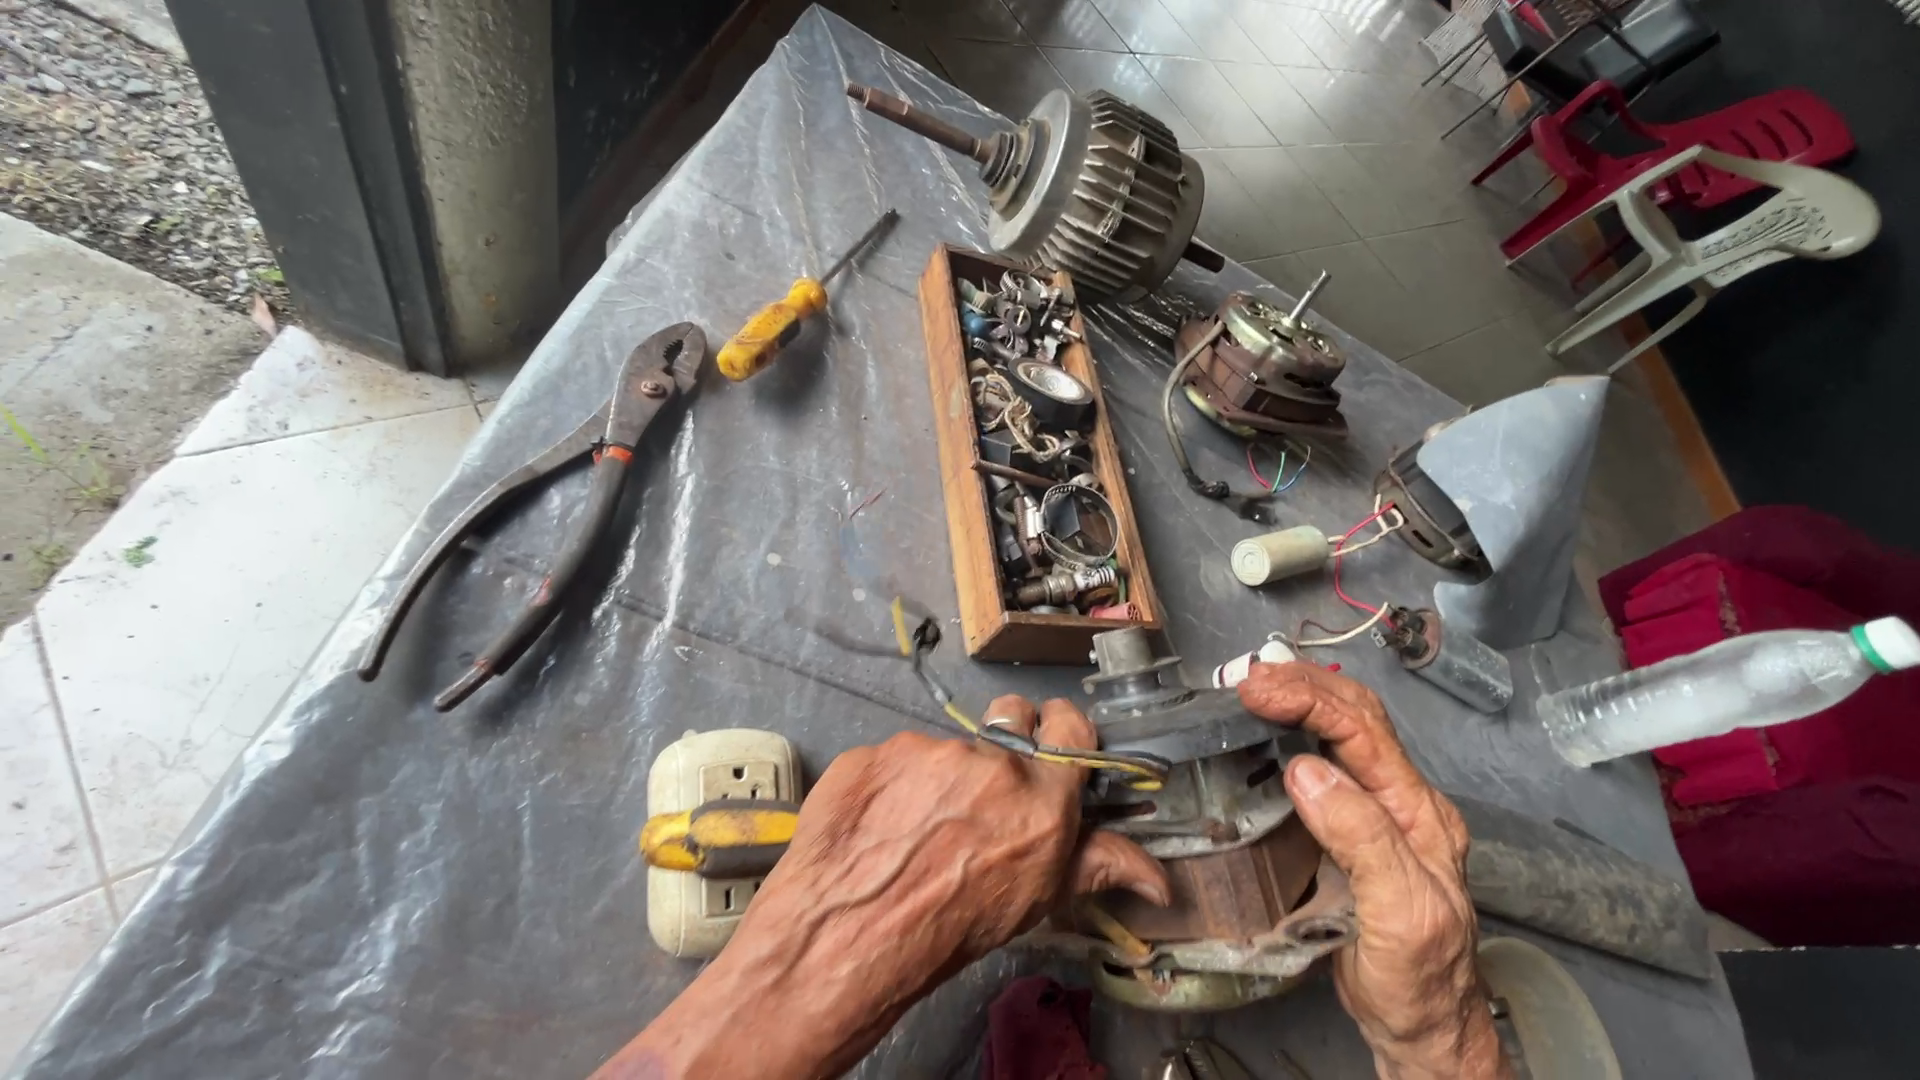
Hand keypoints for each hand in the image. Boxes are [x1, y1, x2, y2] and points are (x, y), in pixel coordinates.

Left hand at [596, 697, 1166, 1079]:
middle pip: (1010, 719)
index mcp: (1041, 797)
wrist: (849, 932)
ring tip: (920, 822)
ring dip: (944, 771)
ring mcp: (931, 750)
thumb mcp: (1035, 902)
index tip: (1050, 741)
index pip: (1070, 724)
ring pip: (950, 744)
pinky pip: (900, 755)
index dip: (1061, 728)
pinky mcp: (881, 748)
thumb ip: (1096, 866)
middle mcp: (992, 762)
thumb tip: (1159, 876)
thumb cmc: (951, 927)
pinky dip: (896, 780)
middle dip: (1006, 739)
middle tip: (984, 782)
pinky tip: (883, 819)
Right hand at [1240, 663, 1509, 1079]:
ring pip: (1343, 729)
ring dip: (1298, 697)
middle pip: (1357, 716)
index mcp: (1419, 813)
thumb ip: (1363, 840)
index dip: (1308, 699)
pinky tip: (1268, 722)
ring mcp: (1378, 809)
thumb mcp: (1402, 916)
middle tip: (1245, 677)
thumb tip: (1304, 771)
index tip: (1256, 689)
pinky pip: (1324, 758)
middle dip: (1302, 684)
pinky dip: (1292, 728)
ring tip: (1253, 684)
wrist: (1425, 1027)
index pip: (1364, 731)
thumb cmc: (1419, 980)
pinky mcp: (1350, 824)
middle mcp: (1402, 799)